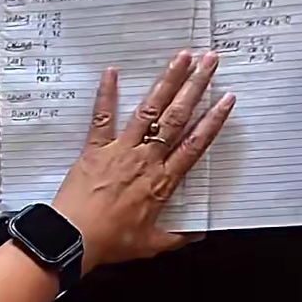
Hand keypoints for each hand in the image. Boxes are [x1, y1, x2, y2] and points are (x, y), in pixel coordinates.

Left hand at [51, 50, 234, 274]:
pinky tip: (112, 71)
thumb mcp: (151, 244)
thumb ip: (177, 237)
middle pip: (176, 118)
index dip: (213, 121)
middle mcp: (145, 159)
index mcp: (162, 182)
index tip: (227, 99)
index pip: (195, 145)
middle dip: (195, 87)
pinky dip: (106, 94)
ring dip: (166, 82)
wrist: (74, 238)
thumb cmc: (112, 242)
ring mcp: (120, 150)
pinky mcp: (94, 149)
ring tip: (181, 57)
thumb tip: (199, 236)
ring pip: (148, 111)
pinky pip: (102, 118)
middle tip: (210, 61)